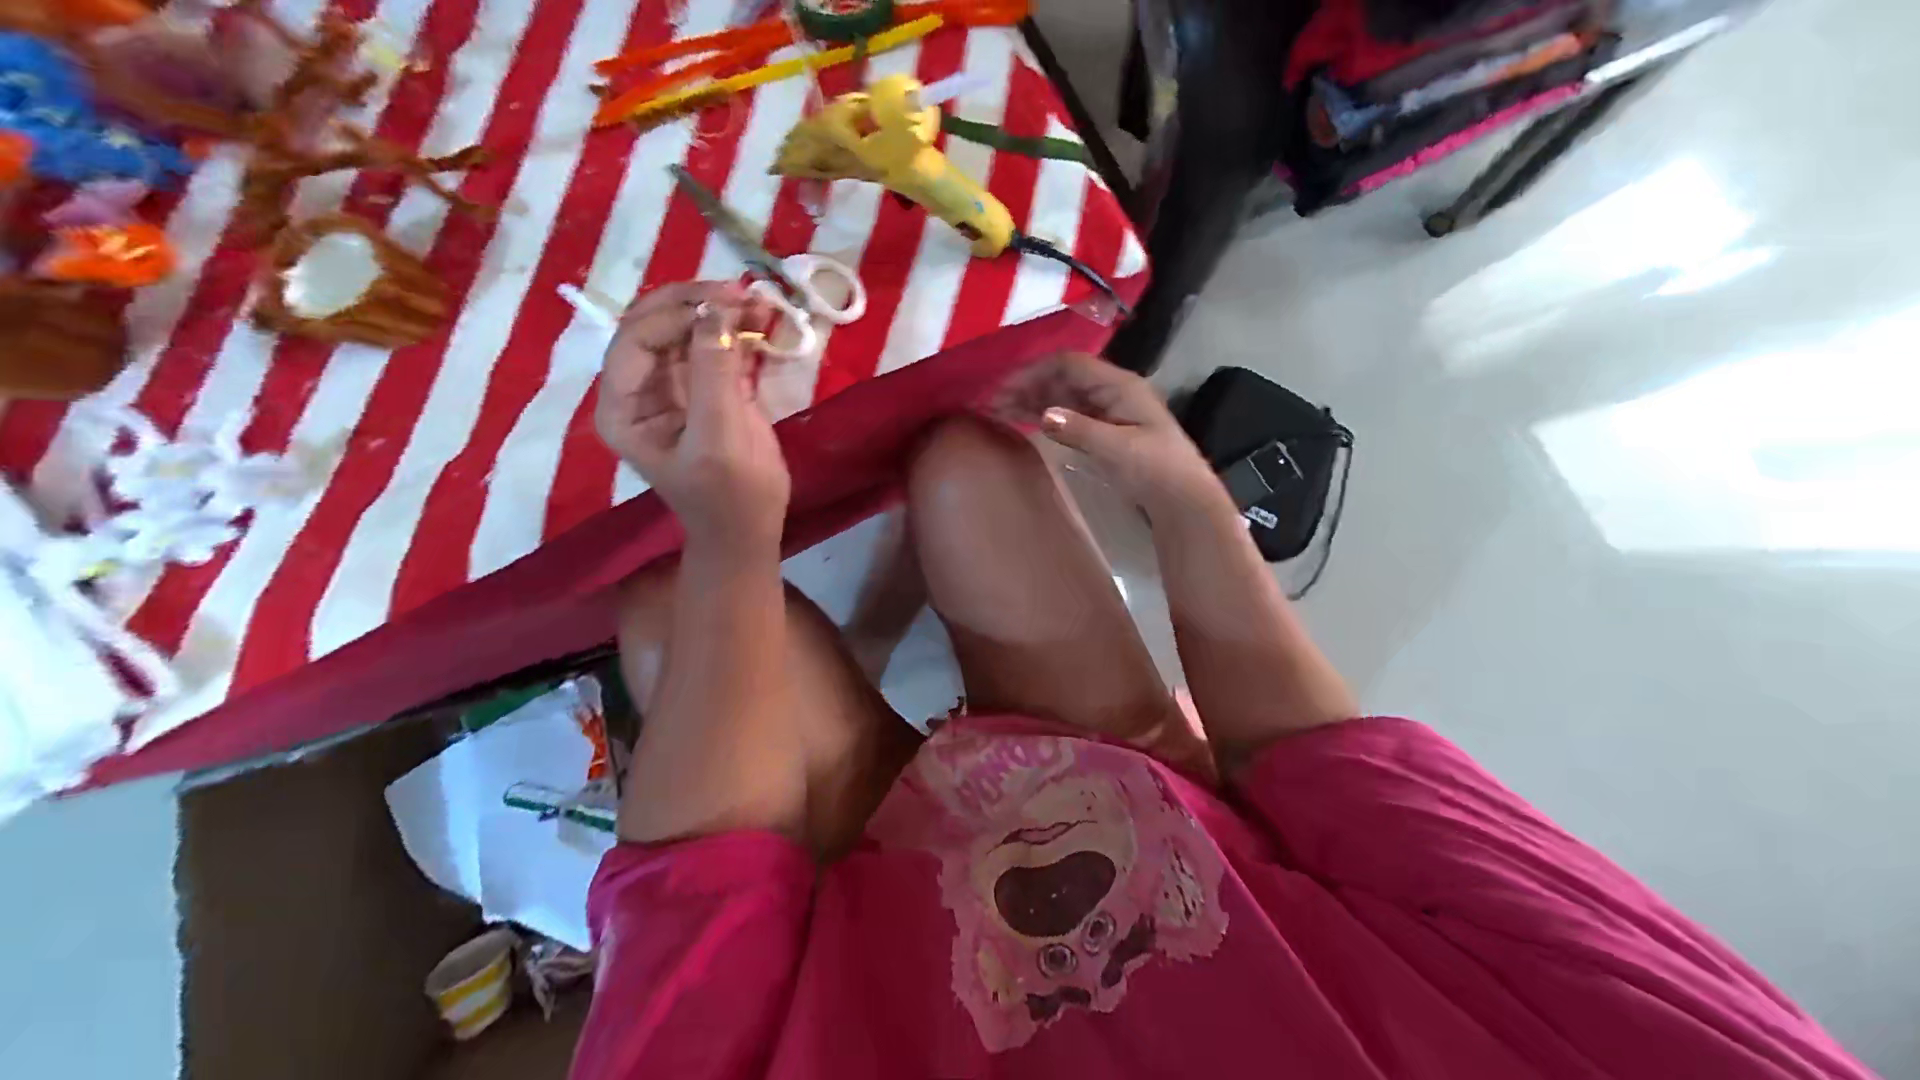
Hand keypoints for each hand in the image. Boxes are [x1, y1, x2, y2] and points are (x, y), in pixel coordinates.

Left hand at [595, 282, 790, 547]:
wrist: (749, 531)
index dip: (674, 314)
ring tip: (759, 304)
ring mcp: (674, 388)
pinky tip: (761, 321)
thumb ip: (714, 373)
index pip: (635, 340)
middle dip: (696, 304)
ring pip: (687, 331)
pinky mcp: (706, 390)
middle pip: (656, 326)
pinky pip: (713, 348)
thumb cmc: (731, 496)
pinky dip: (736, 331)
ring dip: (720, 313)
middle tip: (741, 292)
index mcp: (623, 407)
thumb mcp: (720, 438)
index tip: (725, 303)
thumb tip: (717, 310)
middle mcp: (640, 390)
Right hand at [992, 352, 1217, 510]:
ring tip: (1001, 411)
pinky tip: (1026, 422)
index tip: (1005, 388)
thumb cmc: (1156, 469)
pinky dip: (1047, 416)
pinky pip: (1070, 415)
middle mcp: (1112, 391)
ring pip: (1064, 396)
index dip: (1035, 372)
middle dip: (1029, 386)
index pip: (1070, 365)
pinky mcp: (1105, 431)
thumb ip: (1080, 430)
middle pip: (1064, 378)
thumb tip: (1043, 414)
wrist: (1183, 499)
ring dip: (1034, 400)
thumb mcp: (1118, 449)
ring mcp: (1109, 411)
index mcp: (1120, 385)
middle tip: (995, 402)